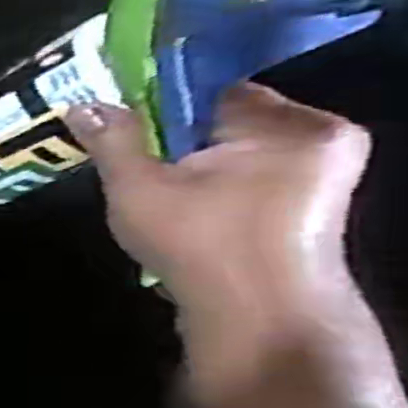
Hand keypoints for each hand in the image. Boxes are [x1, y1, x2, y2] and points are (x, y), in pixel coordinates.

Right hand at [68, 83, 369, 316]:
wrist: (258, 317)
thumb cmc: (201, 242)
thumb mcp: (137, 187)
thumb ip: (112, 140)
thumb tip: (81, 103)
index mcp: (291, 125)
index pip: (213, 90)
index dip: (159, 105)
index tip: (121, 126)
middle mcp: (323, 137)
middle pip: (225, 120)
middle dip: (175, 140)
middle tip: (136, 166)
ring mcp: (325, 173)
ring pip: (235, 150)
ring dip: (192, 165)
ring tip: (154, 192)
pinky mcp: (312, 204)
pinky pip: (252, 175)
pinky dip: (214, 185)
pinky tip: (184, 210)